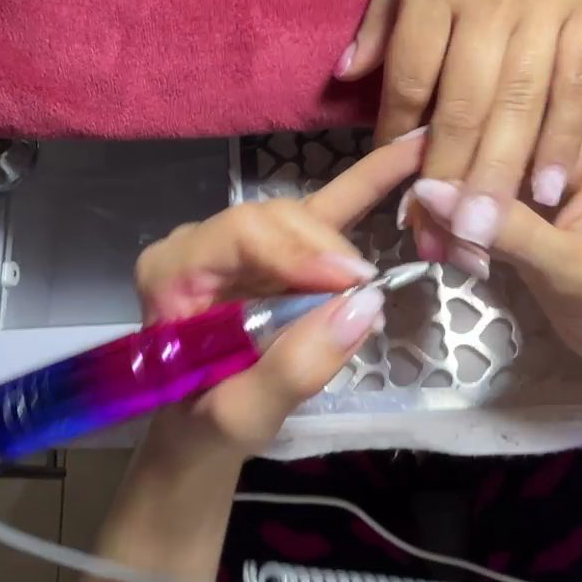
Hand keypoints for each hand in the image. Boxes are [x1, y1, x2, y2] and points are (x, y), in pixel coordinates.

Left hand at [134, 131, 425, 455]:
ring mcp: (235, 242)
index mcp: (171, 273)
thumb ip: (294, 368)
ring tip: (377, 268)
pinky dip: (363, 187)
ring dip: (345, 236)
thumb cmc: (206, 425)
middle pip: (271, 219)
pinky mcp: (270, 251)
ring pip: (298, 215)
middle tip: (367, 289)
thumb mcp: (243, 415)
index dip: (299, 250)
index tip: (352, 283)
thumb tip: (364, 309)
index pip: (240, 233)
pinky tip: (410, 151)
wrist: (197, 429)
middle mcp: (198, 243)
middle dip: (325, 249)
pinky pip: (317, 214)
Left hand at [340, 0, 581, 265]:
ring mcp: (548, 8)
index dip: (394, 133)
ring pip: (517, 111)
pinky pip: (577, 88)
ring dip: (497, 180)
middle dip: (444, 180)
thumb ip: (385, 5)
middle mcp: (488, 2)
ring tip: (482, 236)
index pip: (407, 77)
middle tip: (433, 239)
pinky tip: (544, 186)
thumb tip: (347, 73)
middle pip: (460, 109)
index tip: (387, 178)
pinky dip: (560, 141)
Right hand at [407, 123, 581, 390]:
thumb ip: (503, 227)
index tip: (413, 202)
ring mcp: (542, 178)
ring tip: (431, 249)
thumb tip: (426, 190)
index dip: (454, 164)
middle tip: (417, 234)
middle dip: (447, 196)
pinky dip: (459, 230)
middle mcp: (561, 146)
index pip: (505, 134)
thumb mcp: (570, 265)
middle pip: (483, 155)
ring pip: (474, 184)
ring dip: (448, 216)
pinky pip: (479, 208)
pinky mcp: (527, 209)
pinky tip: (442, 250)